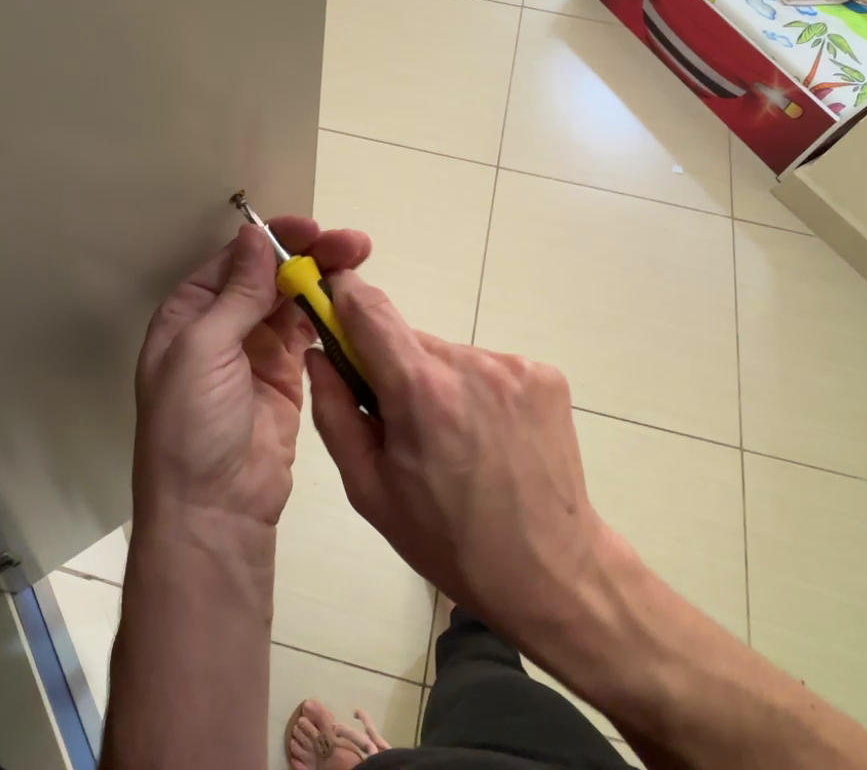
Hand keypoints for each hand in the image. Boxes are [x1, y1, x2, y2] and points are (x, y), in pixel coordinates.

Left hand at [134, 218, 370, 528]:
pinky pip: (308, 336)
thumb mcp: (202, 350)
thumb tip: (254, 238)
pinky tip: (351, 302)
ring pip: (291, 302)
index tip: (314, 230)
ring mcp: (255, 353)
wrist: (214, 509)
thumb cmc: (192, 424)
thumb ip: (236, 294)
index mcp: (189, 313)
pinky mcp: (285, 378)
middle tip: (353, 244)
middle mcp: (221, 326)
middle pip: (268, 276)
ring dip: (322, 281)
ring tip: (360, 262)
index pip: (235, 261)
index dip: (273, 240)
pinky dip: (328, 317)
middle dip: (308, 255)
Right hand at [305, 271, 622, 644]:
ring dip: (437, 381)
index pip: (367, 307)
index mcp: (421, 391)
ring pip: (449, 355)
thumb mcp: (368, 488)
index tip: (329, 305)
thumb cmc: (446, 540)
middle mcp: (471, 363)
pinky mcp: (547, 375)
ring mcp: (516, 366)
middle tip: (401, 423)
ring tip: (453, 441)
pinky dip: (475, 391)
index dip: (341, 297)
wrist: (549, 571)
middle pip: (408, 338)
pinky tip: (488, 438)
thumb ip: (334, 411)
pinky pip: (488, 367)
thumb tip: (317, 354)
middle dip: (392, 367)